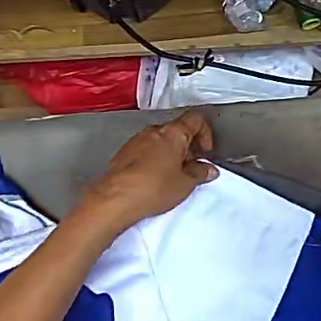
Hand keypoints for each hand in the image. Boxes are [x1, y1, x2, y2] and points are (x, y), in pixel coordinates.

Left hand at [71, 112, 216, 243]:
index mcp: (173, 133)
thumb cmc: (151, 188)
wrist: (113, 200)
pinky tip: (156, 179)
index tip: (205, 150)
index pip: (195, 119)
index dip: (206, 133)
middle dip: (188, 146)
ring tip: (174, 175)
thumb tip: (207, 169)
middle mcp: (153, 132)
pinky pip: (145, 150)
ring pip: (160, 140)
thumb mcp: (185, 183)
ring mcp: (136, 141)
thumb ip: (200, 172)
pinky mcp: (123, 154)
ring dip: (171, 153)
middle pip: (177, 130)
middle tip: (193, 166)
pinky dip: (154, 159)